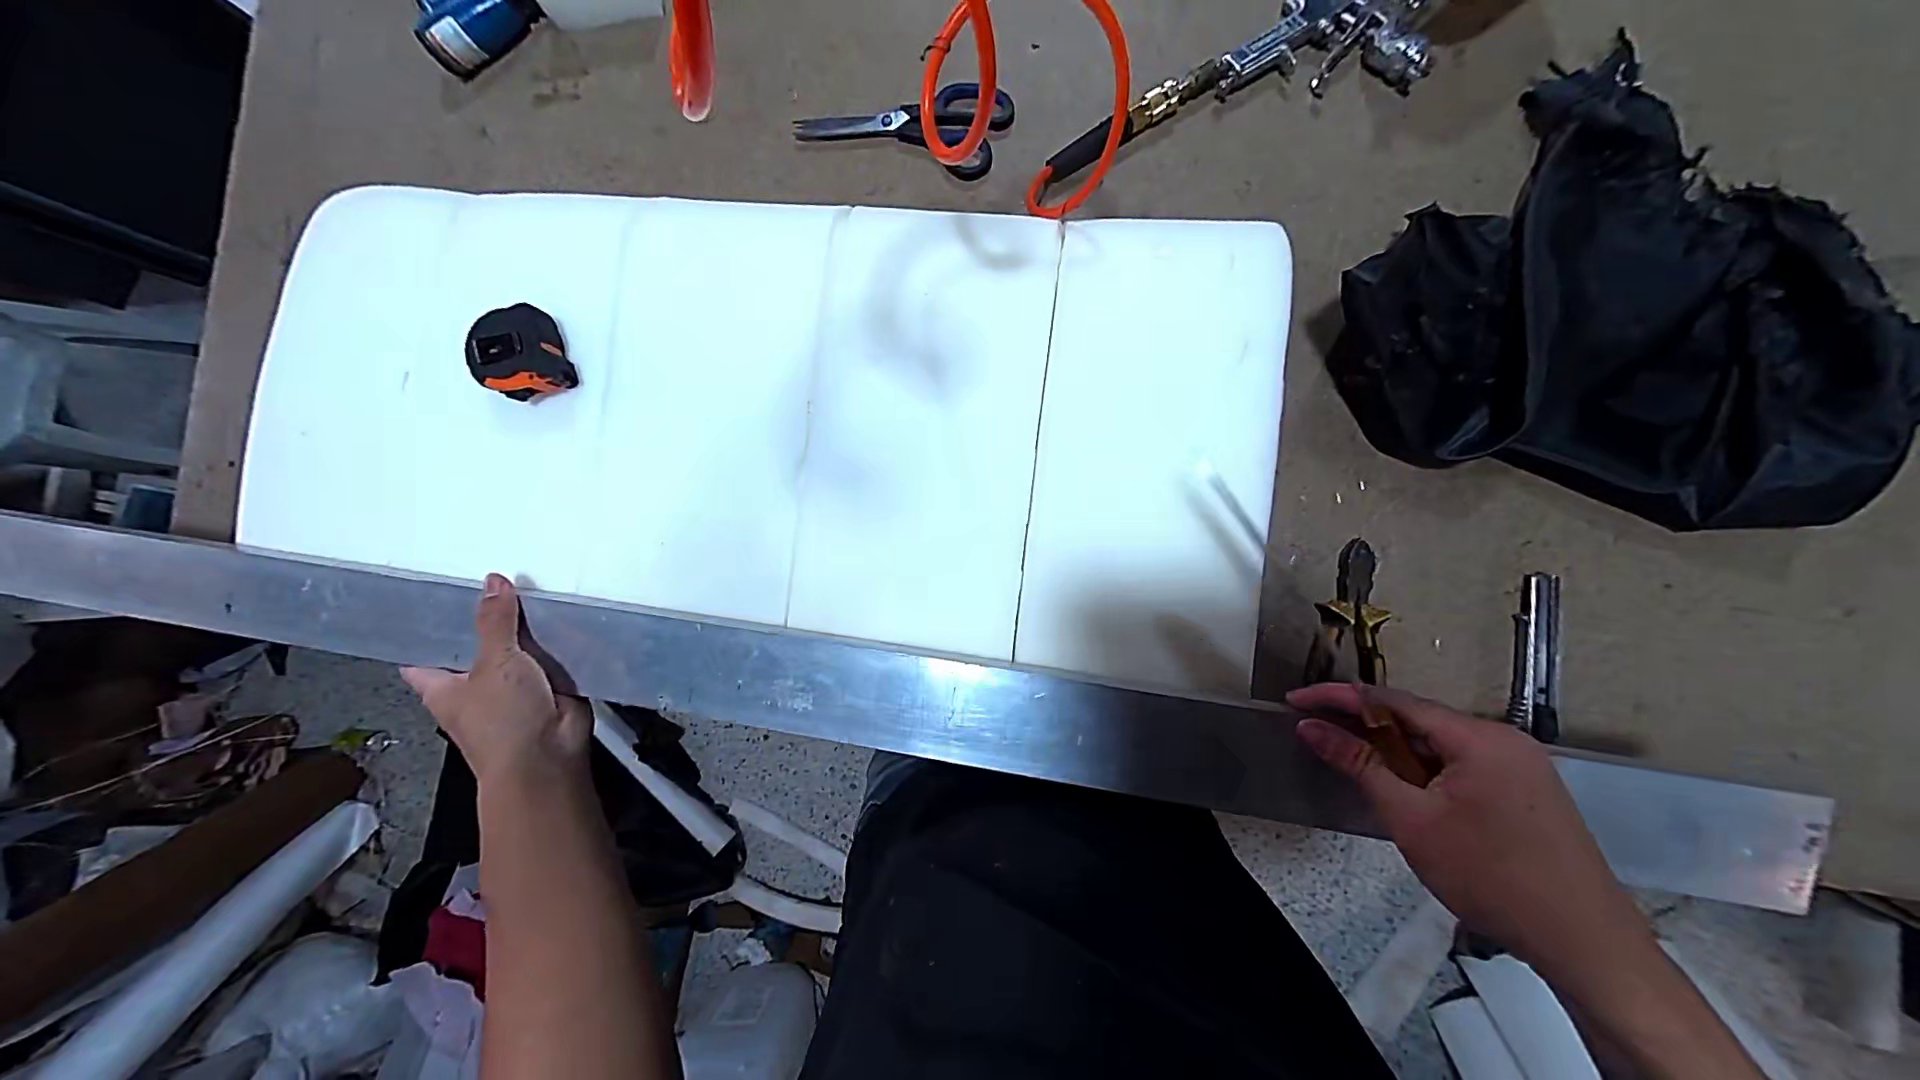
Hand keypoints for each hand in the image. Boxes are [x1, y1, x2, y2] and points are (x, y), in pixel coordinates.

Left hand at [402, 574, 591, 789]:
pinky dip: (560, 644)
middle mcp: (476, 687)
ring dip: (530, 631)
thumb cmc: (502, 723)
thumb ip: (495, 622)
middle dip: (491, 620)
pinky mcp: (550, 689)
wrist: (548, 757)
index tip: (439, 599)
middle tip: (501, 581)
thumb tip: (492, 583)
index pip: (425, 654)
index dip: (430, 629)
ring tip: (538, 590)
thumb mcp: (493, 663)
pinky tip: (568, 619)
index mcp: (442, 686)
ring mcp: (515, 688)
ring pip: (519, 651)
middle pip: (480, 645)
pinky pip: (553, 660)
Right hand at [1288, 683, 1654, 981]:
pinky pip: (1459, 763)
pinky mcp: (1525, 789)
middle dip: (1364, 726)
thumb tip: (1312, 727)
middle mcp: (1504, 740)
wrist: (1585, 945)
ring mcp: (1520, 765)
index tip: (1297, 700)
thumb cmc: (1494, 879)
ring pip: (1436, 743)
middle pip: (1416, 718)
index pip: (1391, 700)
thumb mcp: (1410, 818)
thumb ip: (1358, 764)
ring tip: (1352, 765)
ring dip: (1392, 751)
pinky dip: (1422, 770)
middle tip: (1316, 733)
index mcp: (1479, 738)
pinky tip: (1401, 790)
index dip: (1337, 697)